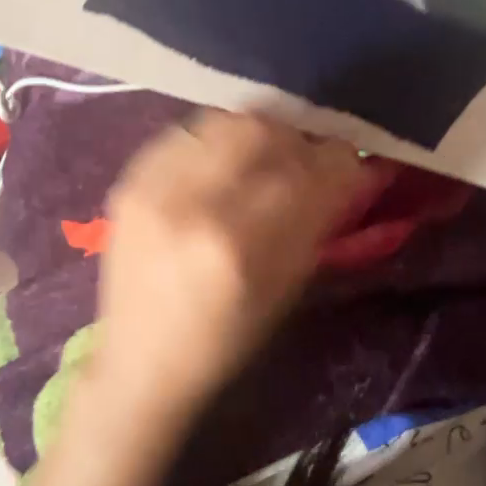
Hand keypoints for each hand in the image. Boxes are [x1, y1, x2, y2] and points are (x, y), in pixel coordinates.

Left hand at [92, 111, 370, 410]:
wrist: (140, 364)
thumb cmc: (226, 338)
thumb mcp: (286, 286)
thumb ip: (320, 217)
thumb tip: (355, 164)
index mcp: (239, 247)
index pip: (304, 172)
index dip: (338, 159)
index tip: (352, 159)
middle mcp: (193, 205)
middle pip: (262, 129)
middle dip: (297, 136)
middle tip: (309, 153)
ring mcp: (154, 186)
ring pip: (225, 121)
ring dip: (259, 132)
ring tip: (268, 153)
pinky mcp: (130, 178)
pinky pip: (188, 130)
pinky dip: (218, 139)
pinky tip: (226, 160)